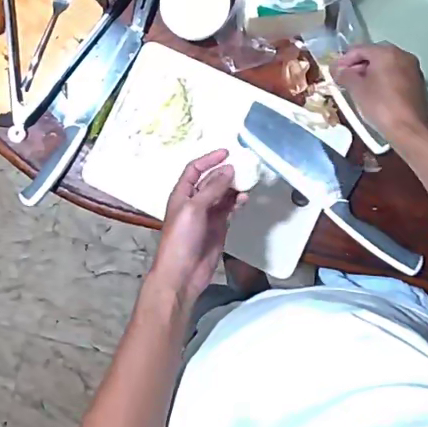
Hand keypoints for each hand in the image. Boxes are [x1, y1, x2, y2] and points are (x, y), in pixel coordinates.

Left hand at [146, 149, 240, 307]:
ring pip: (222, 194)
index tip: (227, 152)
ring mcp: (207, 214)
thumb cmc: (181, 239)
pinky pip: (229, 208)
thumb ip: (212, 188)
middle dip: (225, 173)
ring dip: (233, 188)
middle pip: (211, 180)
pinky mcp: (218, 227)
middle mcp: (194, 201)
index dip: (209, 159)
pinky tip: (244, 200)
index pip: (195, 169)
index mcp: (182, 194)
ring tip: (246, 185)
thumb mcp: (194, 209)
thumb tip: (229, 169)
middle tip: (244, 168)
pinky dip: (236, 202)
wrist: (182, 274)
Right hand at [331, 43, 427, 145]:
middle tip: (345, 78)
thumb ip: (344, 75)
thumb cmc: (380, 105)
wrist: (408, 129)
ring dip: (371, 72)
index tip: (334, 71)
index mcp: (387, 52)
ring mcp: (413, 68)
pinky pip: (396, 74)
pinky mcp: (418, 82)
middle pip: (375, 55)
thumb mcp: (357, 89)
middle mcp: (402, 55)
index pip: (360, 49)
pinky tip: (375, 93)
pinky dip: (383, 79)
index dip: (344, 60)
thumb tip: (337, 70)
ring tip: (358, 87)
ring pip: (386, 65)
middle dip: (358, 65)